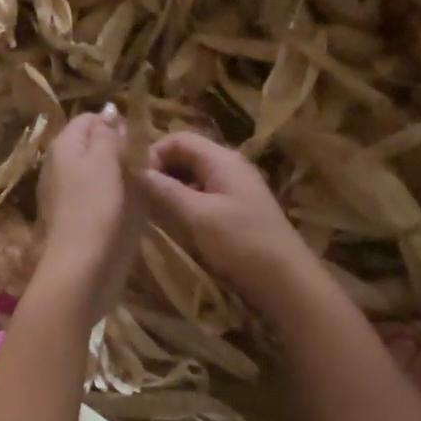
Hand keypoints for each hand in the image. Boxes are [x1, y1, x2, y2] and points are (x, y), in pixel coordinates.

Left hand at [36, 108, 142, 316]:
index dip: (115, 125)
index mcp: (63, 146)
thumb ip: (107, 134)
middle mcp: (58, 164)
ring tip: (137, 186)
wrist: (81, 266)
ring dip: (119, 174)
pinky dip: (113, 196)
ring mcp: (65, 192)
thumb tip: (108, 110)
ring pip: (98, 170)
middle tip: (140, 165)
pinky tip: (127, 207)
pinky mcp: (76, 216)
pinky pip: (98, 194)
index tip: (136, 142)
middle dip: (118, 150)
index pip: (90, 119)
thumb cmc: (94, 207)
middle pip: (93, 145)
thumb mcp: (105, 161)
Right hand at [140, 131, 312, 302]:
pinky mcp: (234, 212)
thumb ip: (165, 190)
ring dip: (168, 190)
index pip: (178, 139)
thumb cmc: (242, 243)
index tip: (134, 181)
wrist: (286, 282)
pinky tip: (170, 224)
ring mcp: (233, 190)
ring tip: (148, 212)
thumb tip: (133, 171)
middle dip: (158, 172)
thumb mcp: (197, 216)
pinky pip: (200, 197)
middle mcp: (229, 168)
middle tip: (136, 198)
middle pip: (184, 156)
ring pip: (191, 178)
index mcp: (222, 160)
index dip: (152, 153)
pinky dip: (181, 204)